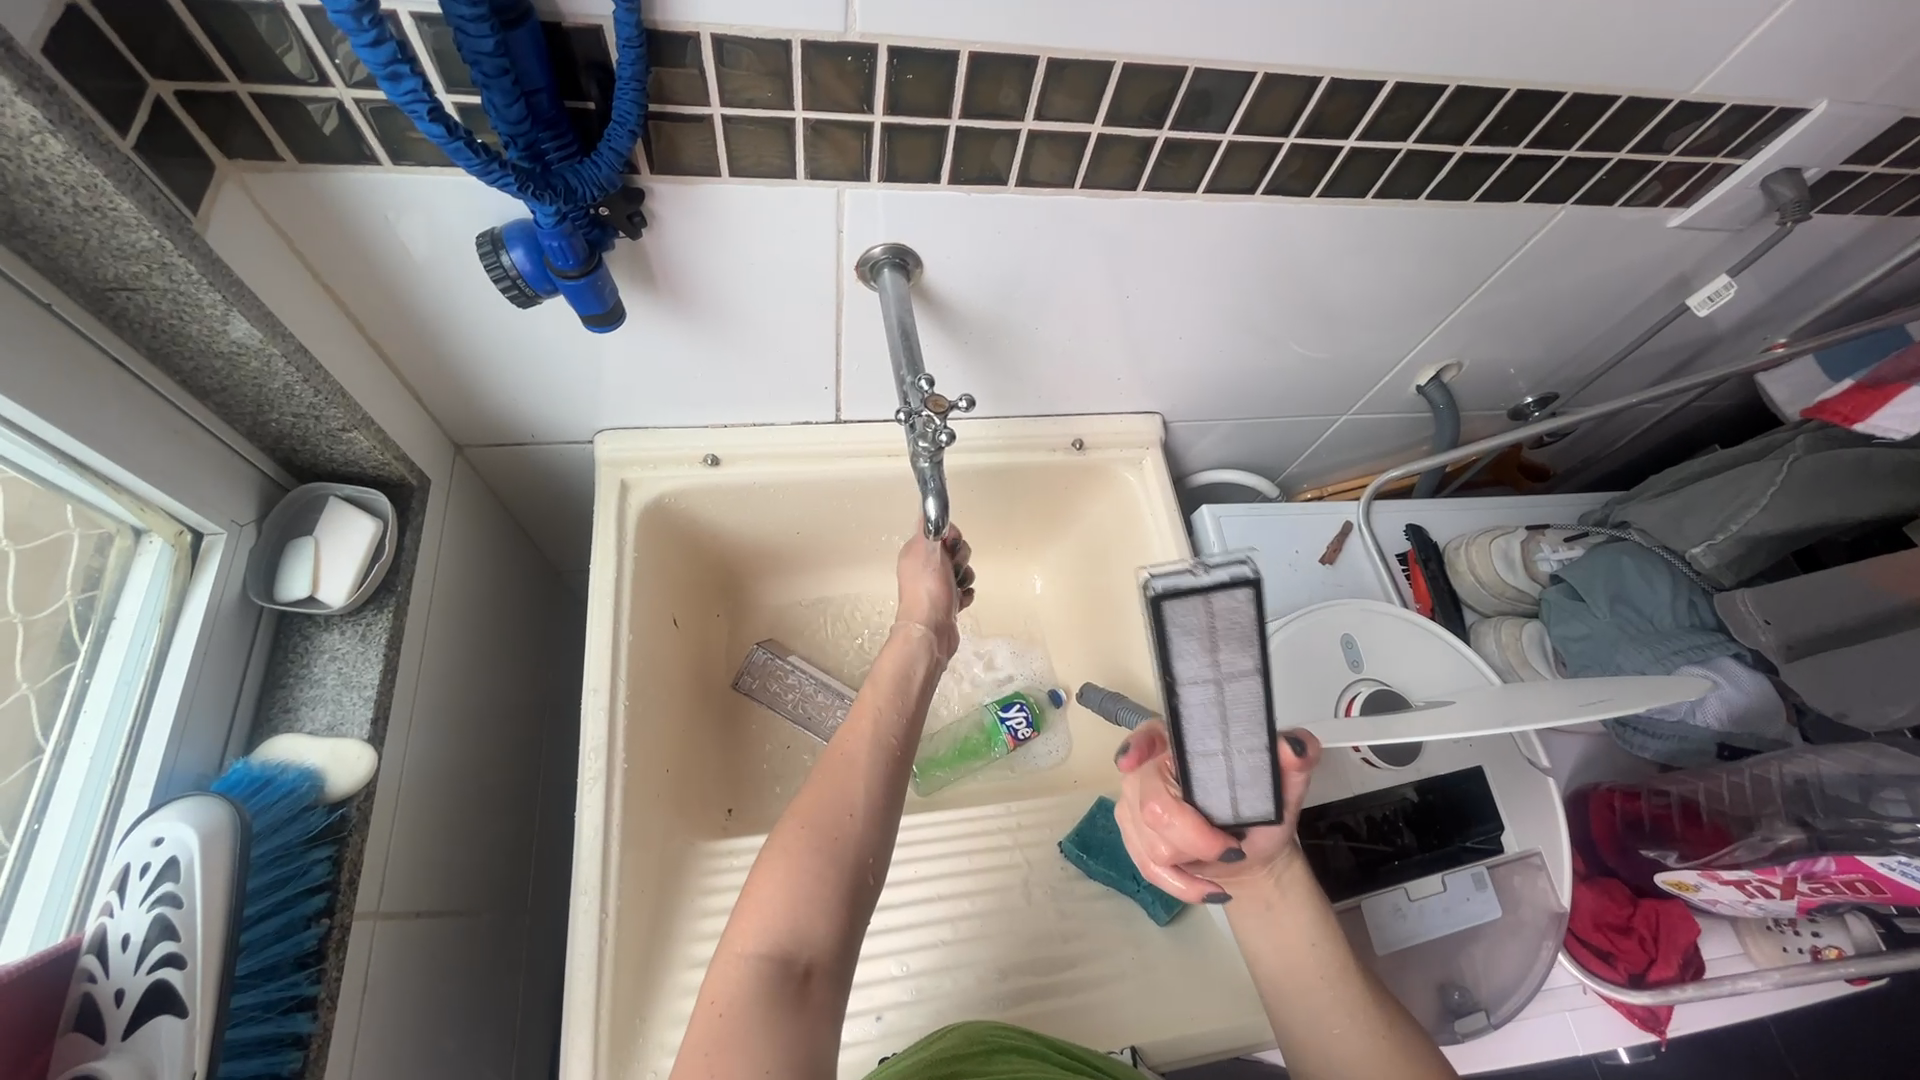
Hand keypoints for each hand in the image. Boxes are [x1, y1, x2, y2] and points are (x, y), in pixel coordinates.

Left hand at [894, 523, 973, 661]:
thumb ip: (932, 528)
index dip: (950, 534)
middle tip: (954, 568)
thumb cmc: (929, 590)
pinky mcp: (946, 603)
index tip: (951, 543)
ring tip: (957, 587)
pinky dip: (965, 594)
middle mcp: (923, 567)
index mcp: (915, 552)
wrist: (931, 631)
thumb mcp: (929, 551)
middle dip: (961, 558)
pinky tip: (960, 600)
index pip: (936, 529)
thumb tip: (932, 510)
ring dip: (965, 577)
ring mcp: (935, 586)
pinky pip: (963, 590)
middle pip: (953, 549)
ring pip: (960, 570)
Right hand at [1112, 722, 1321, 903]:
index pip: (1148, 735)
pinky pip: (1147, 866)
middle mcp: (1147, 769)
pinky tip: (1208, 888)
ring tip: (1225, 858)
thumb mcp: (1283, 788)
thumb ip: (1293, 762)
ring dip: (1193, 861)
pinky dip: (1182, 884)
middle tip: (1231, 846)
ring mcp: (1133, 803)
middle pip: (1153, 806)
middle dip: (1195, 837)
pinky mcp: (1132, 836)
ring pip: (1152, 843)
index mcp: (1178, 743)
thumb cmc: (1257, 813)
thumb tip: (1294, 747)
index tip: (1134, 761)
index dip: (1137, 746)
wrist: (1249, 853)